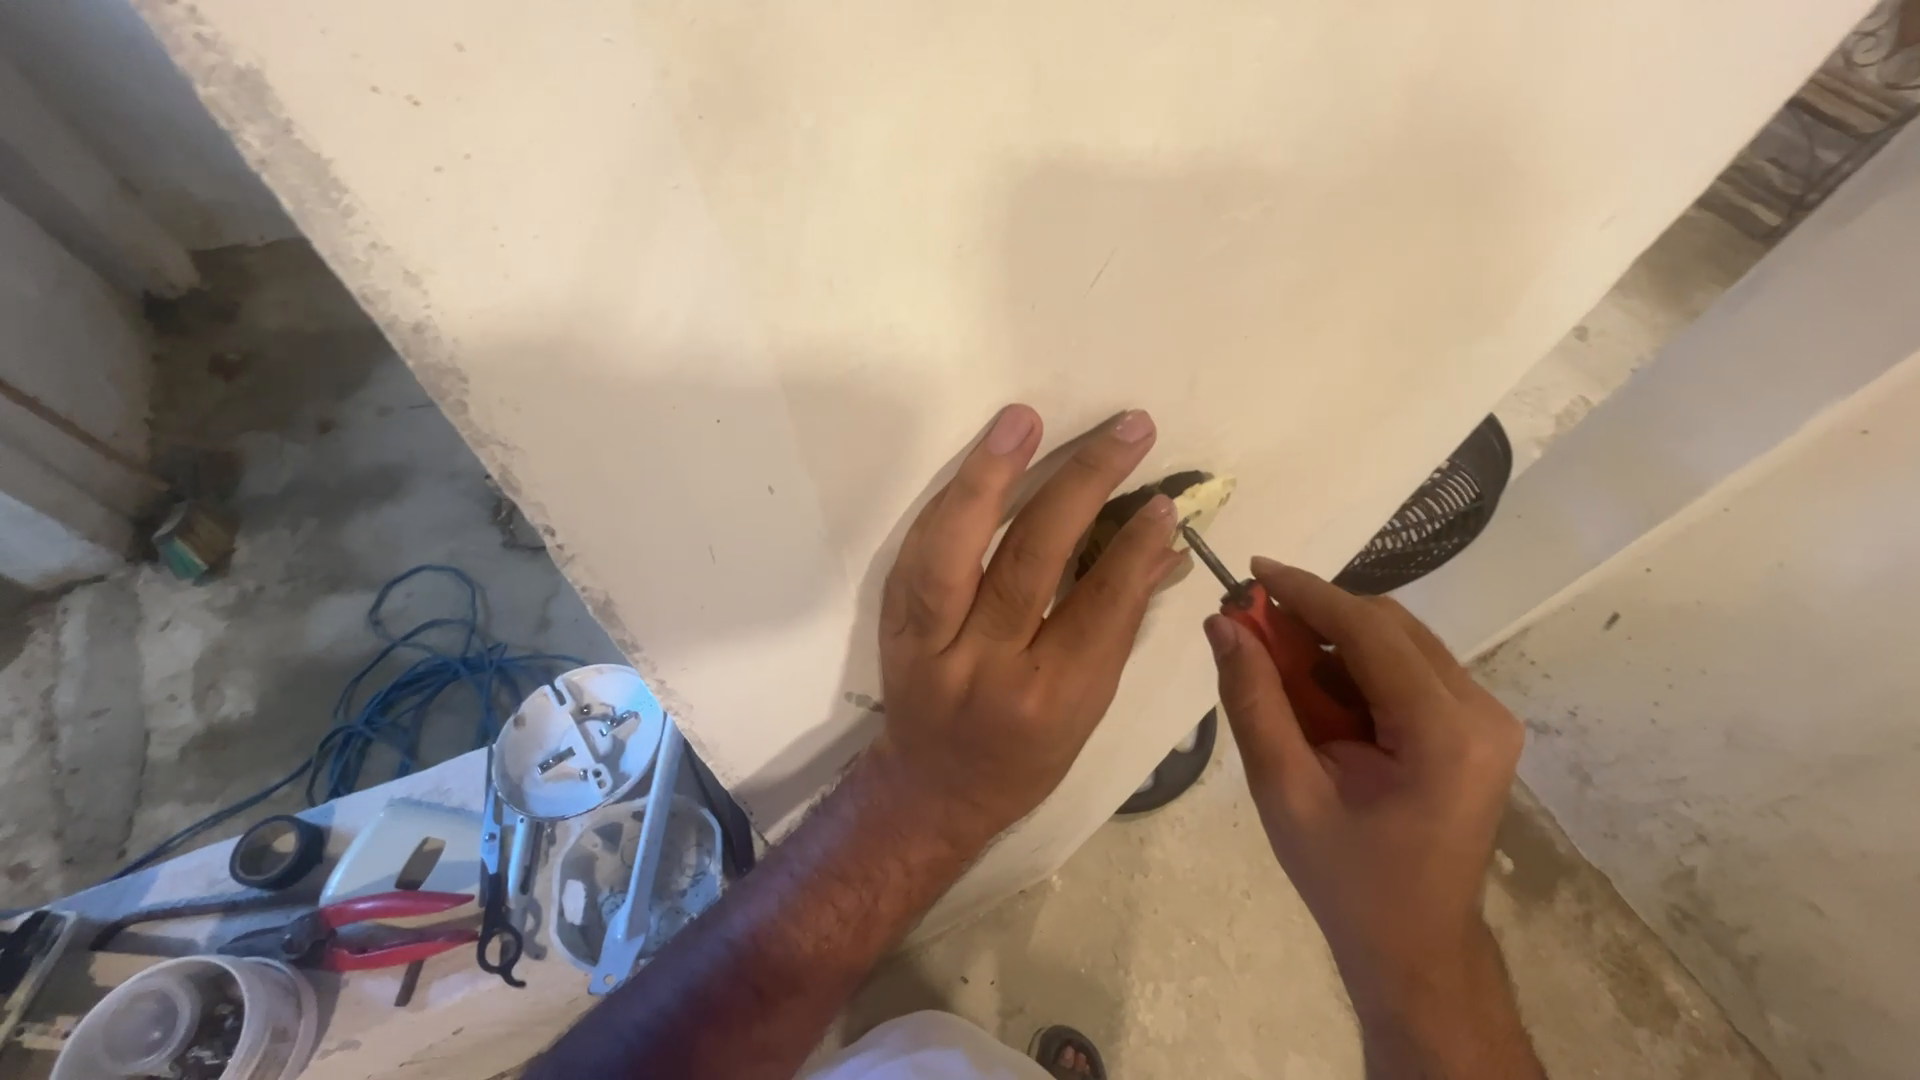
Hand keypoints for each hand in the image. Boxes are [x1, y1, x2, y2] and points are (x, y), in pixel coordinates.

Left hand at [872, 404, 1182, 844]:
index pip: (1100, 605)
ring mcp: (929, 643)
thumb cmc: (1025, 757)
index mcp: (1050, 699)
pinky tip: (981, 458)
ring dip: (992, 477)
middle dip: (1082, 486)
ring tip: (1025, 420)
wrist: (931, 787)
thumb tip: (1162, 545)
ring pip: (955, 549)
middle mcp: (986, 669)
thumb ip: (1119, 625)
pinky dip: (952, 501)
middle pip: (1030, 562)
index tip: (1163, 497)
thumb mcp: (1086, 707)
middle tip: (1125, 431)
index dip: (1133, 546)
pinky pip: (921, 551)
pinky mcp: (894, 624)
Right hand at [1204, 558, 1522, 1002]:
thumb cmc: (1345, 876)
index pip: (1368, 630)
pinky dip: (1354, 666)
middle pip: (1388, 626)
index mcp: (1442, 731)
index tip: (1251, 569)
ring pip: (1398, 641)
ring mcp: (1485, 718)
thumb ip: (1252, 700)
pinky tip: (1315, 694)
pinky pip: (1406, 668)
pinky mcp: (1475, 727)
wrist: (1414, 944)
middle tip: (1251, 623)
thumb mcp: (1283, 789)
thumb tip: (1221, 625)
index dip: (1306, 592)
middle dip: (1315, 615)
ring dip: (1332, 640)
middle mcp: (1480, 711)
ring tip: (1275, 663)